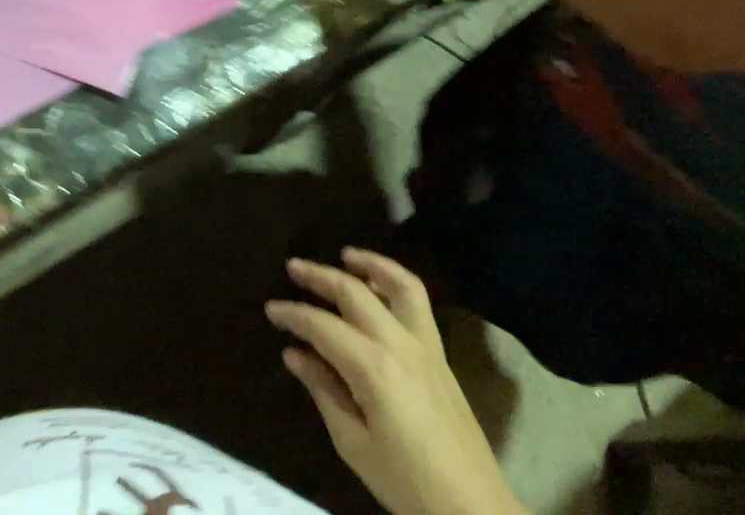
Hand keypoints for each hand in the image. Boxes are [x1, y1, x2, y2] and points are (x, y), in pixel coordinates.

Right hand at [267, 250, 524, 514]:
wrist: (474, 509)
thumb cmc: (406, 481)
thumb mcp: (353, 443)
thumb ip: (323, 391)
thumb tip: (295, 354)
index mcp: (373, 368)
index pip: (322, 325)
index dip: (293, 314)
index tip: (270, 310)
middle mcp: (401, 346)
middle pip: (356, 293)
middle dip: (321, 276)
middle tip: (293, 268)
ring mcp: (427, 348)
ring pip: (401, 287)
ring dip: (371, 265)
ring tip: (346, 255)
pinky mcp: (442, 358)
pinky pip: (418, 306)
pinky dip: (395, 284)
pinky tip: (379, 289)